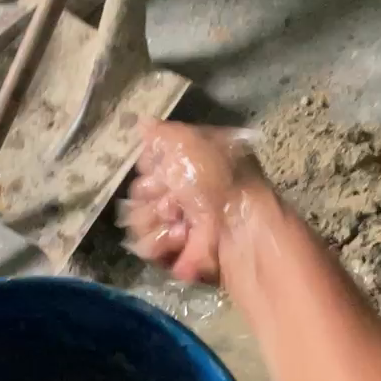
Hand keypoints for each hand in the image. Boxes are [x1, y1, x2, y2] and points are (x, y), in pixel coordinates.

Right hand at [123, 118, 267, 283]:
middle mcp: (183, 196)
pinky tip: (183, 238)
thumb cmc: (220, 178)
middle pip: (138, 196)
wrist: (242, 224)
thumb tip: (142, 124)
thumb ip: (162, 133)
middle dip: (151, 196)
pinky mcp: (179, 256)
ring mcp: (180, 228)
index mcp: (189, 168)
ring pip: (139, 223)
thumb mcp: (192, 142)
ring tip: (182, 221)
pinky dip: (163, 243)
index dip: (150, 169)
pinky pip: (150, 250)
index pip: (147, 167)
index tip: (161, 171)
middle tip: (176, 199)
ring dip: (156, 220)